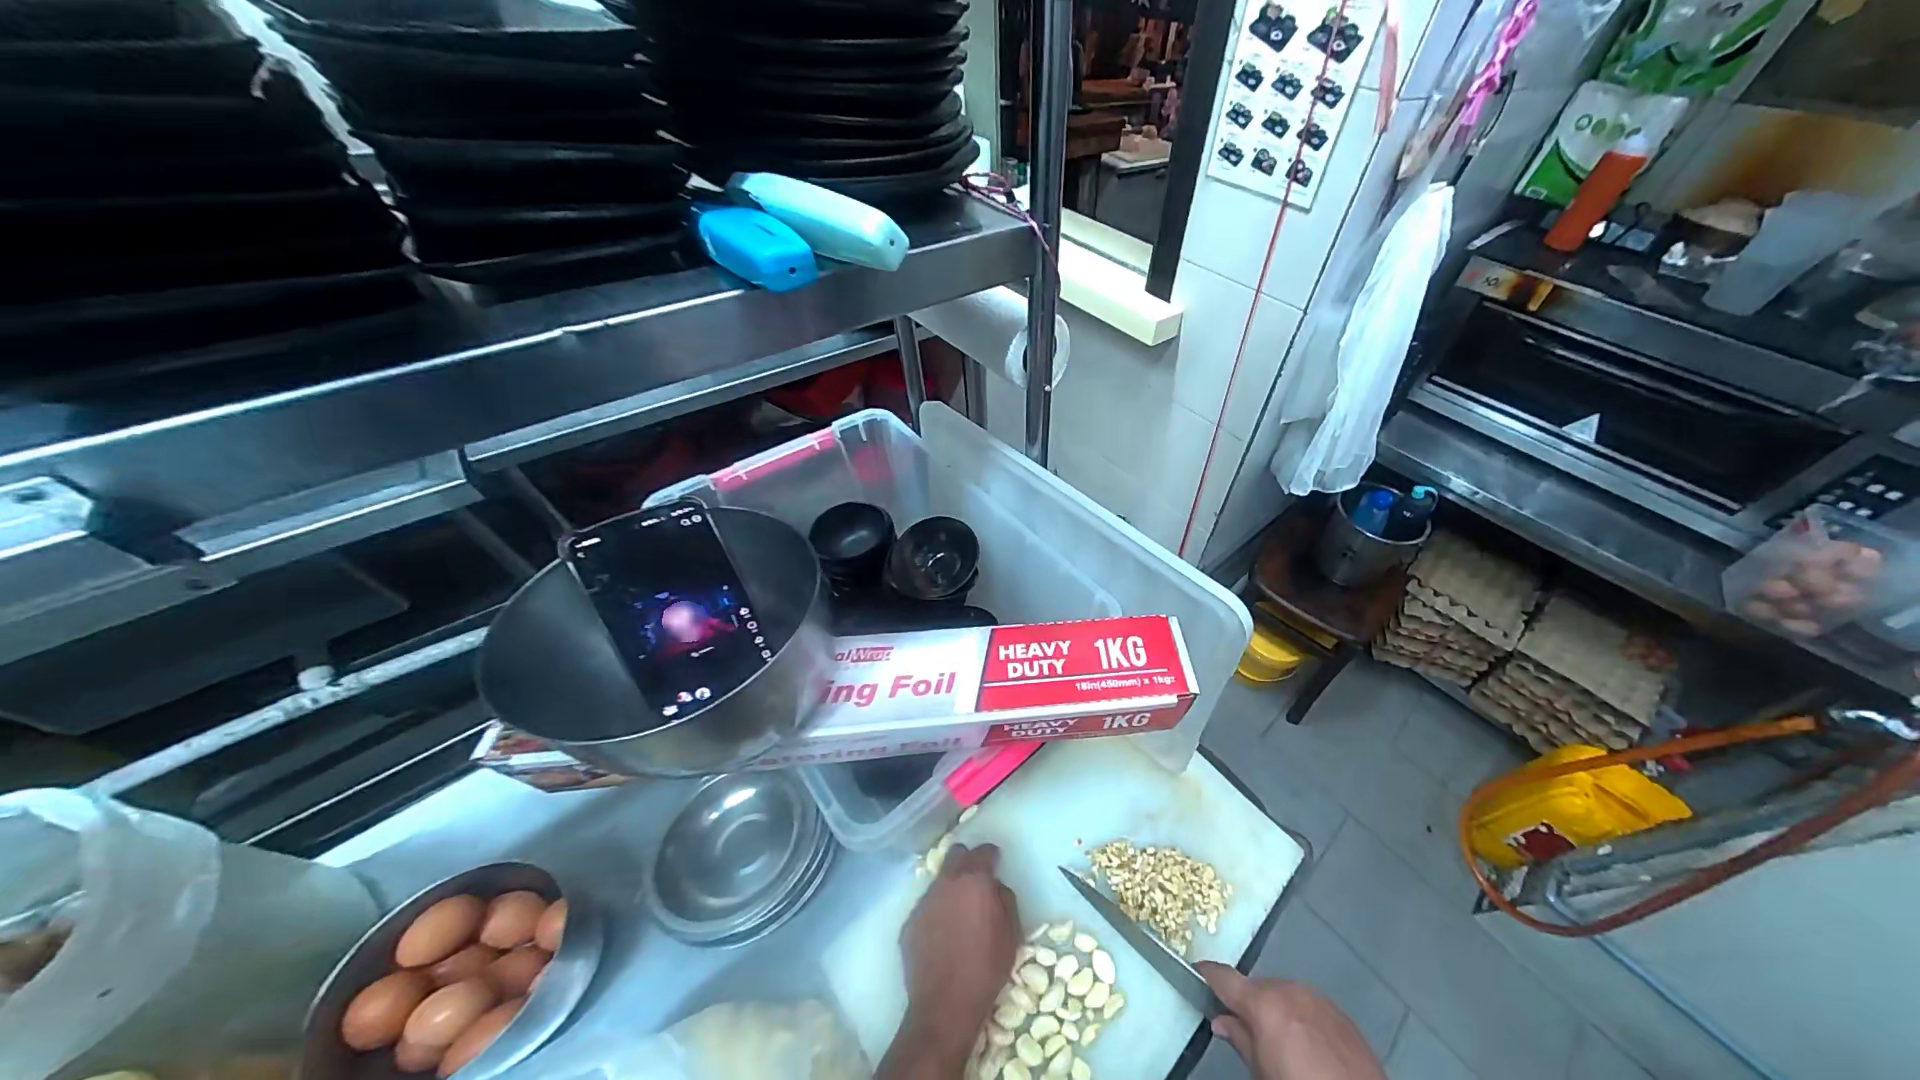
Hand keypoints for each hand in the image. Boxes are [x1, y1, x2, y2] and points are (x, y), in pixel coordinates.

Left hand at [877, 843, 1019, 1078]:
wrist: (944, 1004)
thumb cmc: (986, 968)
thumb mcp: (1011, 935)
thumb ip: (1006, 900)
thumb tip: (996, 887)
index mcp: (974, 882)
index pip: (983, 852)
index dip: (991, 854)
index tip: (995, 859)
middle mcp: (946, 883)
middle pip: (955, 855)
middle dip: (967, 860)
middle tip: (976, 877)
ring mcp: (924, 902)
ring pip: (939, 881)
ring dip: (951, 887)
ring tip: (959, 911)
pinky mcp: (909, 922)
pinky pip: (927, 906)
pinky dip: (937, 911)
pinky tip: (943, 932)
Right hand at [1196, 961, 1386, 1079]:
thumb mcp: (1261, 1074)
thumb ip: (1240, 1040)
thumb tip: (1222, 1021)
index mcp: (1263, 1002)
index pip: (1223, 977)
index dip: (1206, 974)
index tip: (1195, 973)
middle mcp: (1289, 990)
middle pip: (1256, 988)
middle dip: (1248, 1004)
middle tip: (1245, 1031)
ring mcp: (1318, 999)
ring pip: (1284, 996)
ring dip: (1276, 1011)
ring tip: (1281, 1045)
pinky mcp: (1342, 1015)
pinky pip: (1309, 1008)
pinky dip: (1301, 1020)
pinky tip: (1308, 1049)